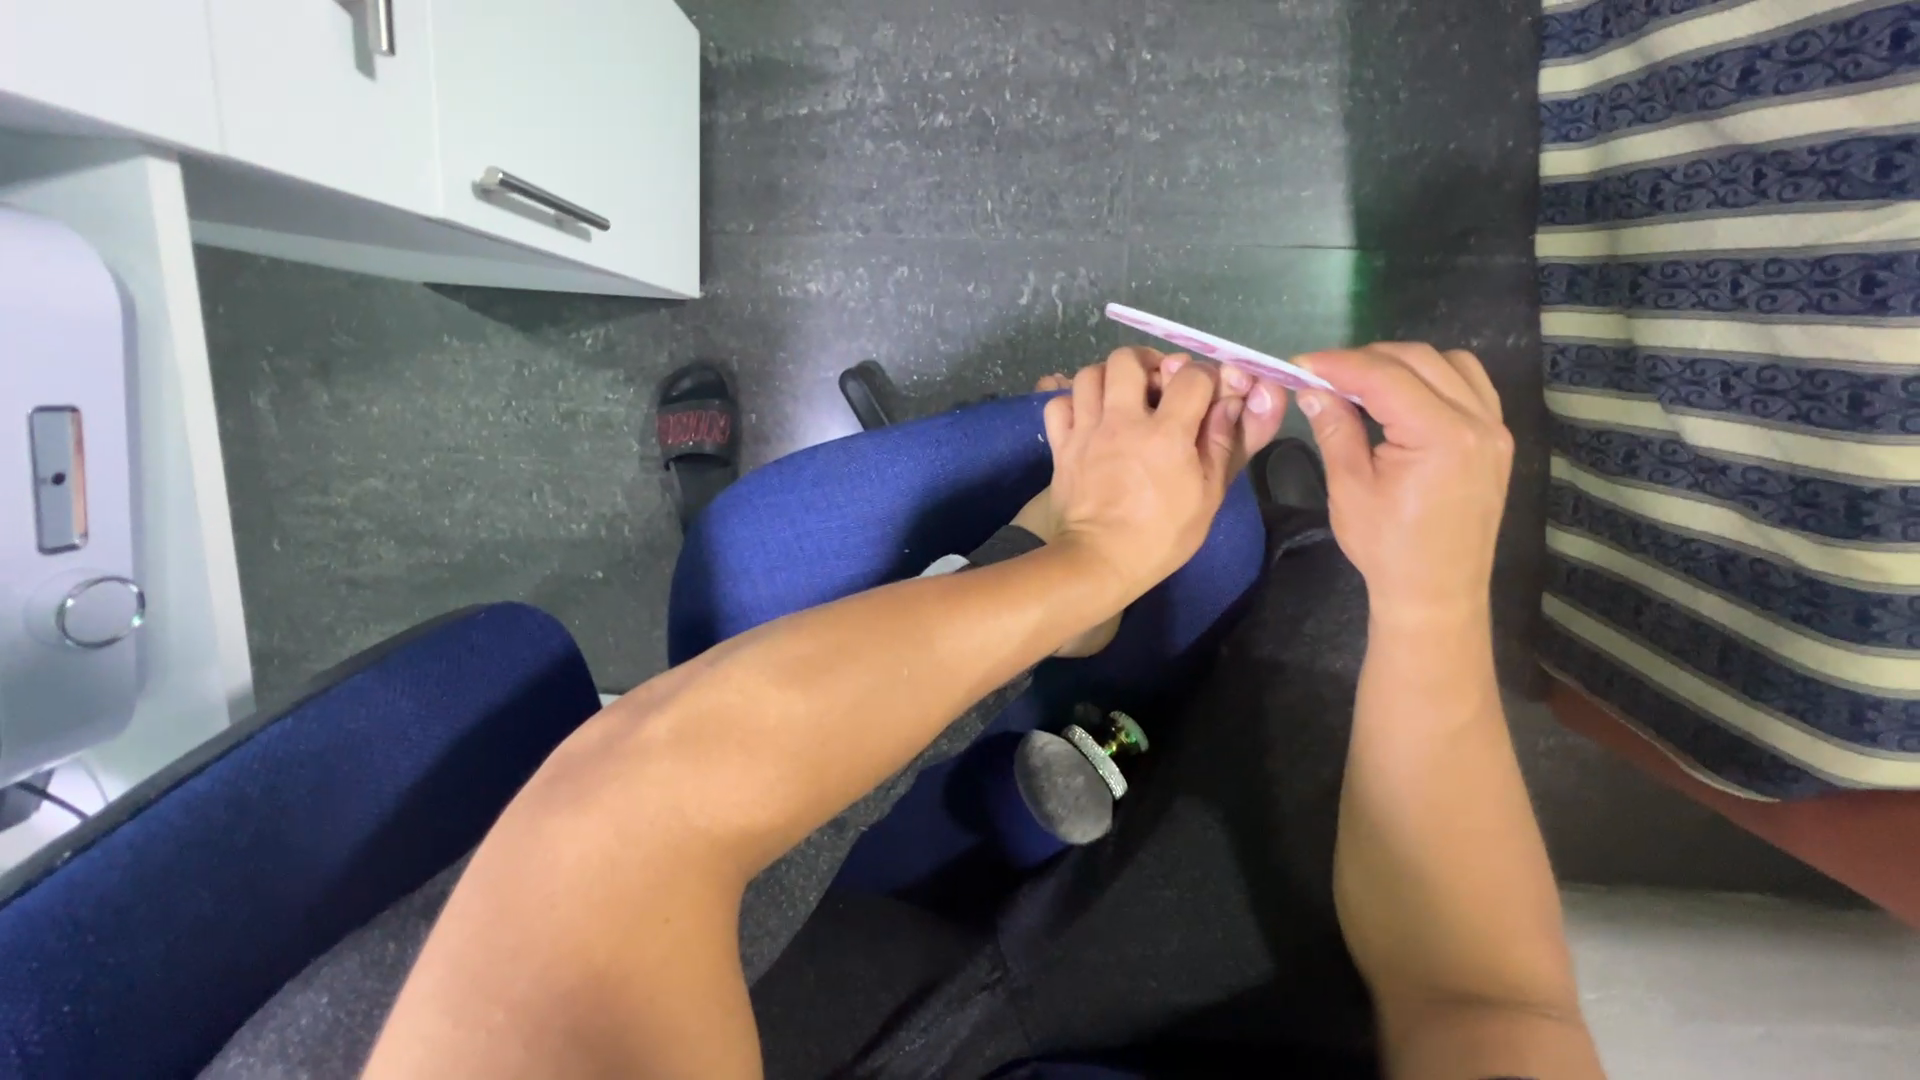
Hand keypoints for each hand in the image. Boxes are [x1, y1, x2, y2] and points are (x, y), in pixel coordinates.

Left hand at [1037, 347, 1285, 601]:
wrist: (1098, 561)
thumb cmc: (1160, 536)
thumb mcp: (1207, 496)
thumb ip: (1220, 443)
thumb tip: (1231, 401)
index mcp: (1165, 434)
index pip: (1191, 376)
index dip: (1204, 378)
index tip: (1204, 395)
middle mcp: (1122, 421)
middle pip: (1127, 359)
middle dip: (1146, 363)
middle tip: (1155, 384)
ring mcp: (1086, 431)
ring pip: (1089, 375)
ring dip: (1107, 379)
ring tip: (1120, 398)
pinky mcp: (1061, 447)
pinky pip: (1058, 405)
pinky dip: (1072, 404)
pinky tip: (1087, 419)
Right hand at [1295, 343, 1512, 626]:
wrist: (1436, 589)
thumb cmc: (1386, 546)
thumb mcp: (1349, 488)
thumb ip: (1336, 430)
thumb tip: (1313, 390)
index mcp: (1440, 436)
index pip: (1384, 377)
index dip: (1338, 364)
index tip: (1300, 364)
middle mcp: (1477, 422)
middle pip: (1419, 360)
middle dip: (1366, 359)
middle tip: (1324, 376)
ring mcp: (1494, 428)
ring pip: (1449, 364)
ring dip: (1402, 364)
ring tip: (1361, 384)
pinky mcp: (1495, 439)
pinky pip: (1469, 386)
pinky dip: (1432, 379)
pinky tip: (1401, 398)